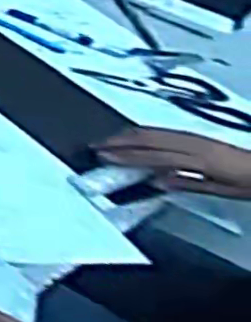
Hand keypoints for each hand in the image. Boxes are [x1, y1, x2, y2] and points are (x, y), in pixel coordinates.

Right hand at [95, 127, 250, 198]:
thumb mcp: (226, 191)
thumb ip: (190, 185)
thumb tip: (155, 182)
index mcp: (200, 161)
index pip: (155, 157)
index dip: (127, 156)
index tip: (103, 157)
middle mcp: (192, 145)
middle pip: (147, 140)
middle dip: (117, 141)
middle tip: (95, 146)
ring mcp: (192, 137)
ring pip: (150, 132)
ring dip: (124, 135)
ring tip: (106, 140)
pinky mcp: (192, 134)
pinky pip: (158, 130)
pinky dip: (138, 132)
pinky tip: (129, 136)